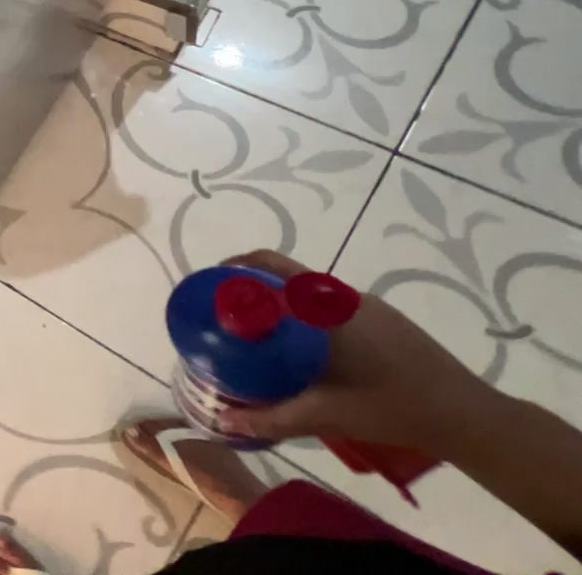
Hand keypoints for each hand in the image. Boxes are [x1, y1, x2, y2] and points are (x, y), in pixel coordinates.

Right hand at [216, 250, 500, 455]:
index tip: (213, 283)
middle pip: (286, 275)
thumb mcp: (324, 416)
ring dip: (284, 302)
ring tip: (266, 332)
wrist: (473, 420)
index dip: (236, 265)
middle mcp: (344, 297)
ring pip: (311, 293)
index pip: (270, 265)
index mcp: (324, 308)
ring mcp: (370, 307)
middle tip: (231, 312)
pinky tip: (310, 347)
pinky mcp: (389, 320)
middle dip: (253, 286)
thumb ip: (271, 418)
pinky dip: (310, 314)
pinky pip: (334, 305)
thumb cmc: (391, 408)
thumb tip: (222, 421)